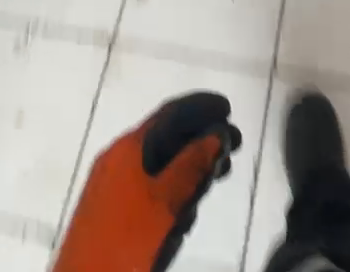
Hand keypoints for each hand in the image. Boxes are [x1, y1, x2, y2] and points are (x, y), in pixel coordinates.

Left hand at [53, 92, 241, 271]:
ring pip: (160, 164)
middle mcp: (119, 160)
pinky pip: (151, 187)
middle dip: (202, 138)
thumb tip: (216, 133)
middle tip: (235, 143)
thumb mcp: (163, 203)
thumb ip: (190, 166)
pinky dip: (175, 187)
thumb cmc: (123, 242)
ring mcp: (114, 186)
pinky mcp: (114, 212)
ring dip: (192, 165)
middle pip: (166, 137)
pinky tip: (191, 204)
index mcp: (127, 150)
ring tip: (221, 170)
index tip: (228, 108)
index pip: (169, 114)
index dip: (200, 107)